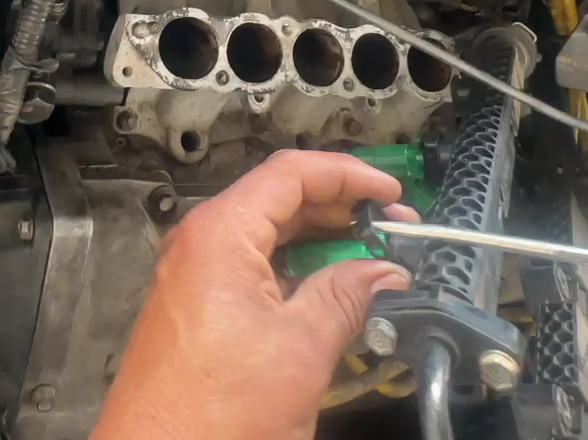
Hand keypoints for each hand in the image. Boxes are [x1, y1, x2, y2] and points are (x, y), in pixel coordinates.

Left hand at [92, 150, 418, 439]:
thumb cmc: (210, 413)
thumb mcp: (297, 351)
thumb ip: (344, 299)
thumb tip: (383, 274)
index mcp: (220, 231)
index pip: (290, 173)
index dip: (346, 174)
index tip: (389, 192)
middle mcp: (202, 239)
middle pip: (278, 198)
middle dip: (339, 207)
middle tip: (391, 228)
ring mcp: (196, 270)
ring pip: (267, 233)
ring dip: (319, 240)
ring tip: (370, 257)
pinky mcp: (197, 301)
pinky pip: (252, 264)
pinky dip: (293, 268)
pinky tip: (329, 288)